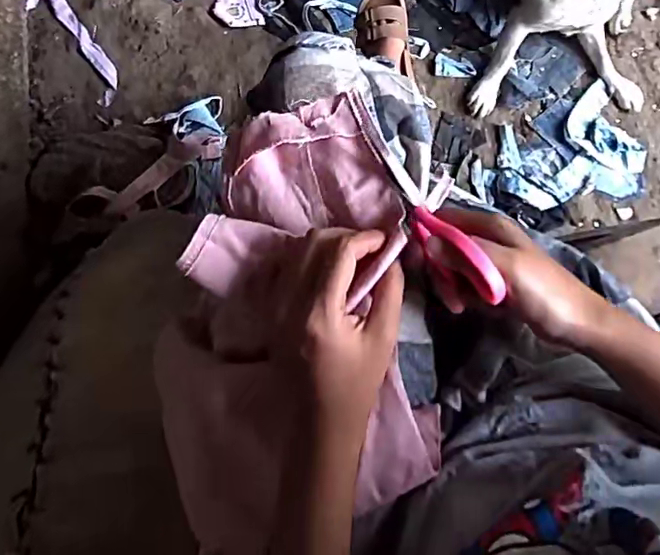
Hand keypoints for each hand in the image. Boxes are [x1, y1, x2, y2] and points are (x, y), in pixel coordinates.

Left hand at [273, 228, 404, 430]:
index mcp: (319, 314)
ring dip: (328, 243)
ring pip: (297, 248)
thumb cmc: (356, 385)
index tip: (387, 240)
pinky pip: (284, 264)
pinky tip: (326, 268)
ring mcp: (273, 306)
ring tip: (352, 258)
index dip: (366, 238)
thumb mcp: (384, 337)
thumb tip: (391, 254)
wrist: (319, 423)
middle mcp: (289, 304)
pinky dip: (306, 255)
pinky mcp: (269, 310)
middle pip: (315, 242)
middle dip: (348, 236)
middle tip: (371, 249)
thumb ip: (390, 289)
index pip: (339, 252)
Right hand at [428, 207, 618, 350]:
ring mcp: (490, 261)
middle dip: (440, 268)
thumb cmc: (544, 290)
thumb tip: (426, 240)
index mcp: (491, 225)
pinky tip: (471, 308)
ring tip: (461, 305)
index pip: (446, 218)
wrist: (577, 322)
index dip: (428, 233)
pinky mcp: (493, 283)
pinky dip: (464, 295)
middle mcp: (487, 237)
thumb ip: (466, 253)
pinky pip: (466, 284)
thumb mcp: (505, 268)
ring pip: (453, 267)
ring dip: (452, 286)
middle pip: (445, 244)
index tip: (418, 259)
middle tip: (449, 293)